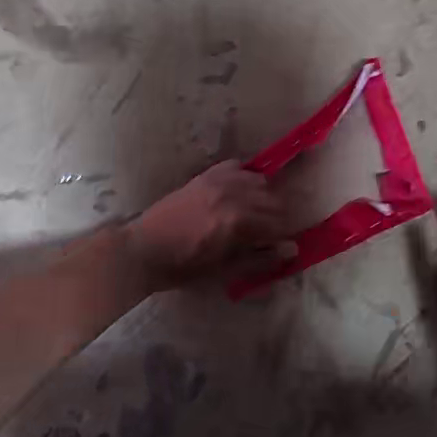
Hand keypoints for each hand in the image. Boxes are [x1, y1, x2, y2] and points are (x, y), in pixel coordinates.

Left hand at [125, 161, 284, 289]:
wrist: (143, 250)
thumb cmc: (184, 267)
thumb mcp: (224, 270)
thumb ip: (261, 258)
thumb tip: (293, 249)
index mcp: (237, 222)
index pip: (278, 223)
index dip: (284, 237)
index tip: (281, 246)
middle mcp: (231, 195)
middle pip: (274, 200)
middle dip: (277, 218)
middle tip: (270, 235)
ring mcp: (218, 182)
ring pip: (260, 182)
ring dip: (265, 198)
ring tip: (257, 215)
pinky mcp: (206, 176)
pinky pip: (237, 166)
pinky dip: (245, 177)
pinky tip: (240, 192)